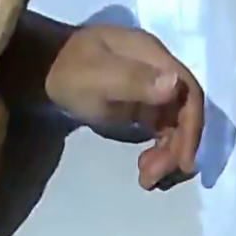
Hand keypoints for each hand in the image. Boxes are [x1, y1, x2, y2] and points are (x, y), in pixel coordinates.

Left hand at [44, 25, 204, 189]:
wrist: (43, 70)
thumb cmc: (68, 72)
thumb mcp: (98, 76)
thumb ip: (136, 80)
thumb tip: (175, 85)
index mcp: (153, 57)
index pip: (188, 94)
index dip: (192, 129)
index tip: (183, 162)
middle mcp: (159, 72)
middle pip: (183, 114)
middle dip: (175, 150)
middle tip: (154, 177)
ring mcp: (151, 90)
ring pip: (174, 128)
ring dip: (167, 156)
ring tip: (146, 178)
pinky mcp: (142, 107)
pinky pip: (161, 133)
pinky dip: (158, 153)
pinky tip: (144, 168)